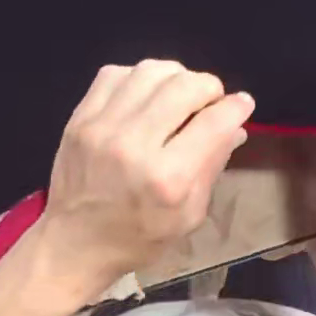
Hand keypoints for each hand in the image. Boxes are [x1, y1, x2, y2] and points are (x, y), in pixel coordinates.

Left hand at [35, 60, 254, 294]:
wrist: (74, 243)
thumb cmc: (137, 237)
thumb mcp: (188, 217)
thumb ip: (212, 167)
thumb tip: (235, 125)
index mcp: (167, 179)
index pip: (214, 123)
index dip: (236, 107)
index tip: (242, 104)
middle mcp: (134, 145)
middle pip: (184, 86)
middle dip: (209, 87)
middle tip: (210, 101)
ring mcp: (101, 127)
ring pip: (150, 72)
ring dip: (175, 76)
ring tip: (179, 93)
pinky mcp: (79, 119)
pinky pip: (114, 74)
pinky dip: (138, 77)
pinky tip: (144, 94)